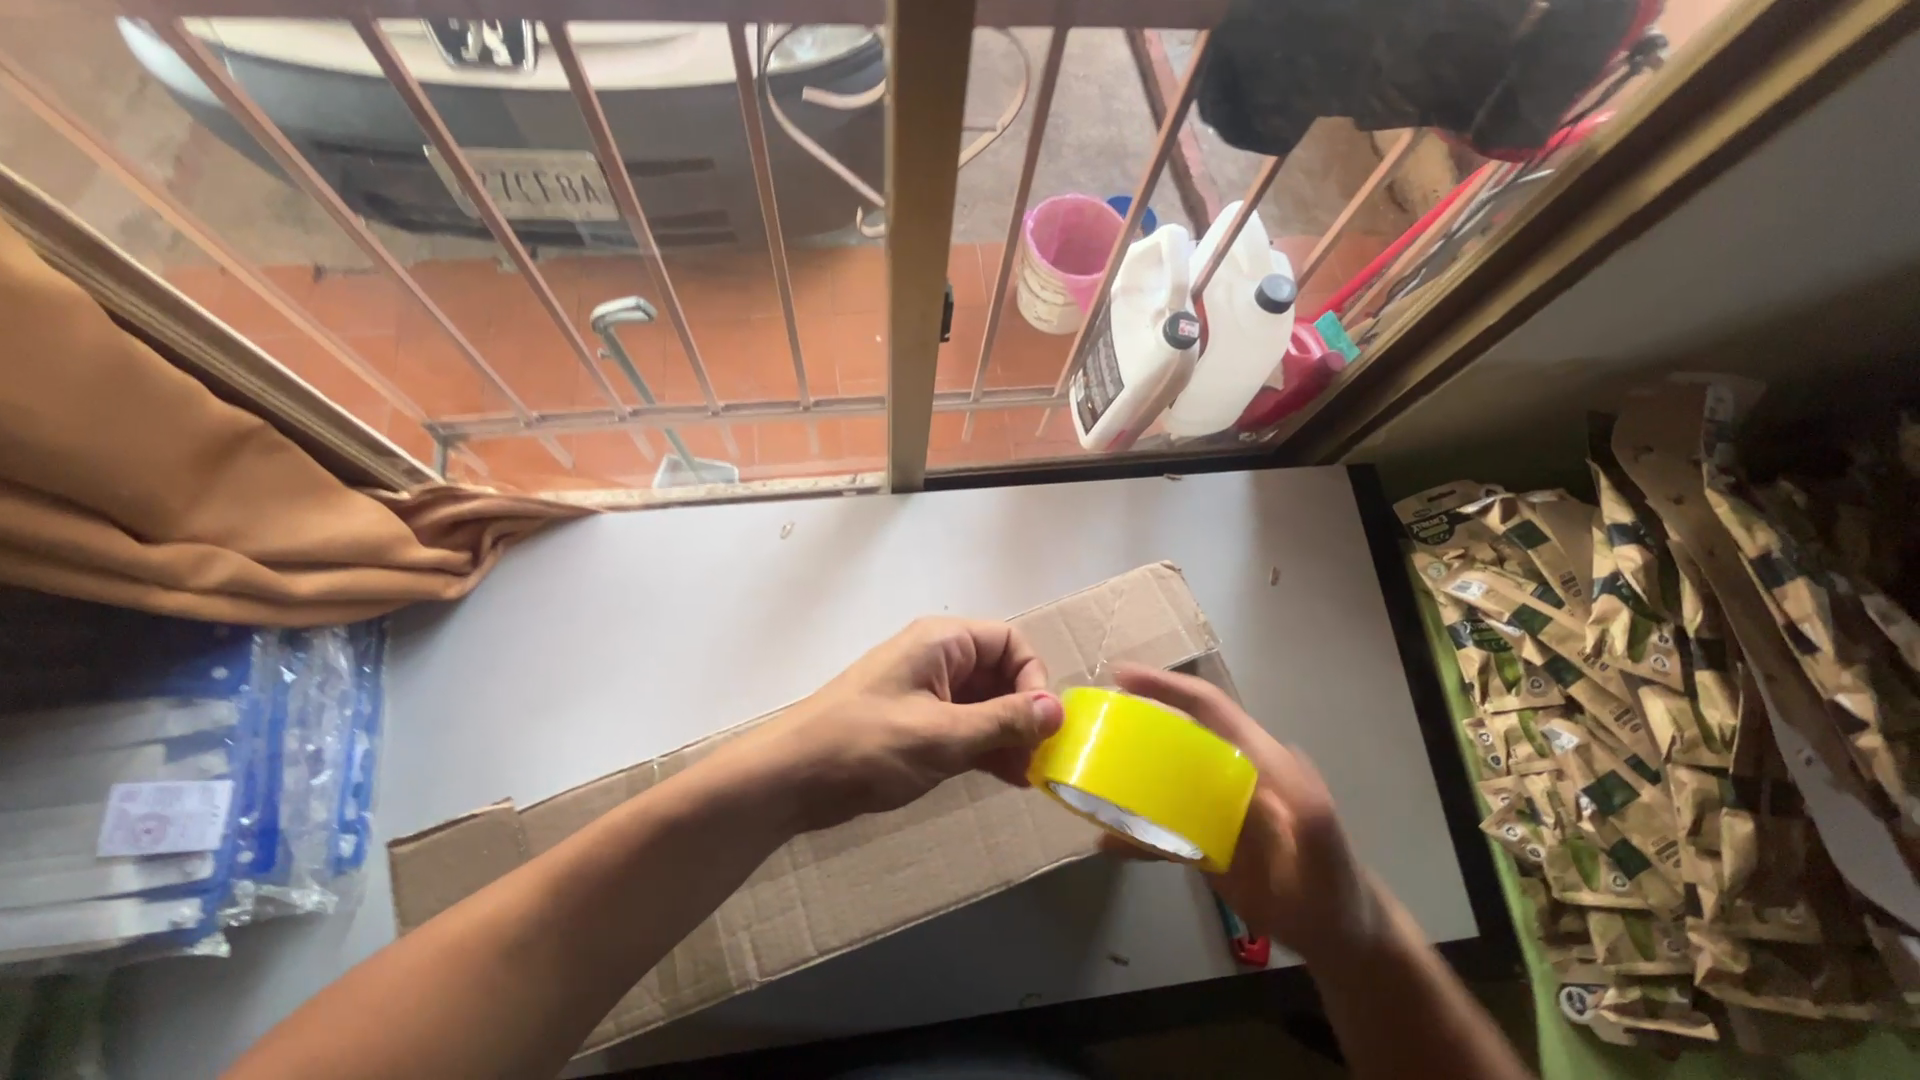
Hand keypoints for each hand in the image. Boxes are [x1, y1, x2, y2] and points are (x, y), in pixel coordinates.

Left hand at [743, 618, 1063, 832]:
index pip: (1009, 643)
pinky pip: (963, 727)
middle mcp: (936, 659)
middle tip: (1041, 758)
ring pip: (983, 704)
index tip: (1041, 724)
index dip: (1033, 679)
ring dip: (1008, 735)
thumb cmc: (869, 745)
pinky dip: (985, 748)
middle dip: (1024, 713)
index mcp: (942, 642)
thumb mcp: (944, 735)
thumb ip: (1003, 722)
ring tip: (1029, 776)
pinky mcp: (914, 725)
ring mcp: (924, 693)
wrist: (792, 778)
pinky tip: (1007, 777)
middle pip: (999, 674)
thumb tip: (1057, 710)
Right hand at [1106, 665, 1384, 966]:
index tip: (1121, 676)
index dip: (1169, 687)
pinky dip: (1132, 834)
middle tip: (1089, 722)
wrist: (1338, 934)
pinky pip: (1161, 829)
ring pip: (1162, 779)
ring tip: (1084, 772)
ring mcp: (1215, 809)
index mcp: (1259, 761)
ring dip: (1126, 774)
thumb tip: (1252, 773)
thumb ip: (1300, 803)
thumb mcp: (1323, 840)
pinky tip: (1105, 843)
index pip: (1210, 709)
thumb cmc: (1335, 882)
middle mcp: (1230, 775)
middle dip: (1135, 721)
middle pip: (1177, 735)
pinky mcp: (1205, 843)